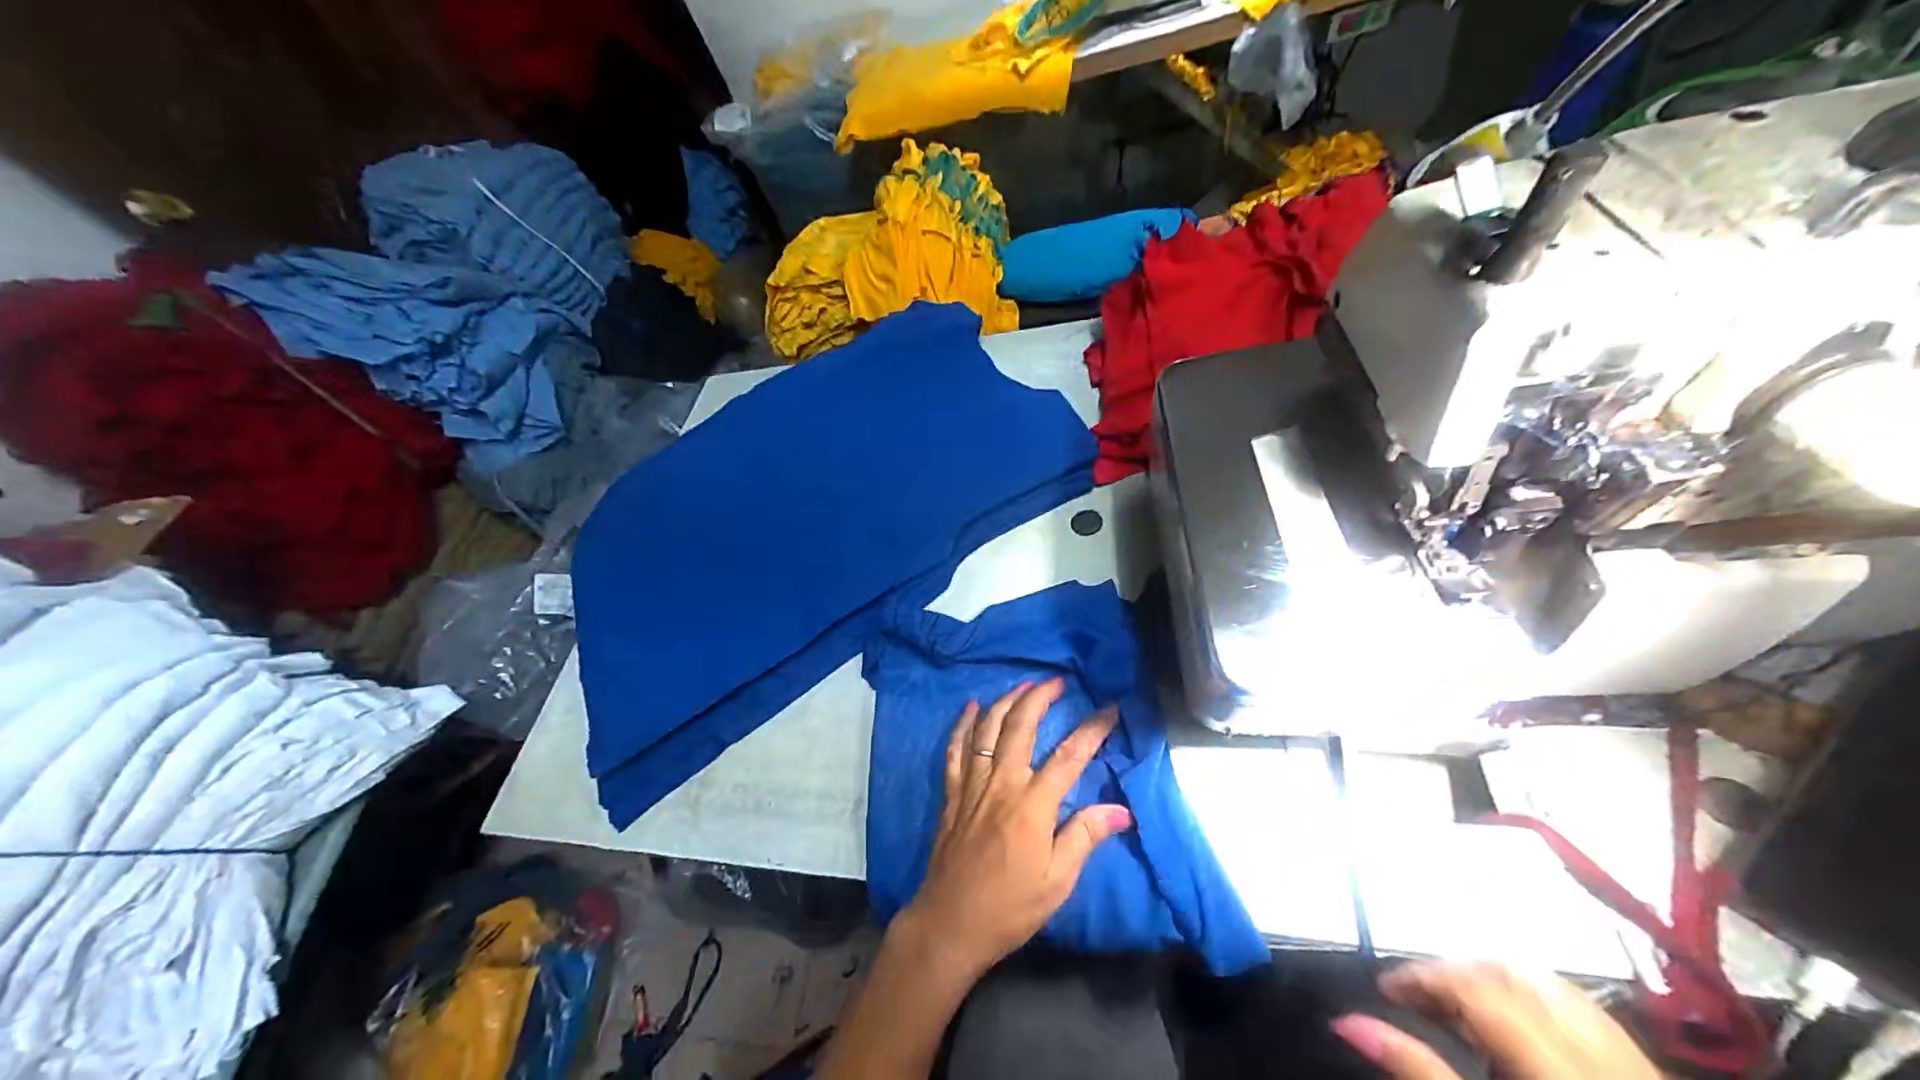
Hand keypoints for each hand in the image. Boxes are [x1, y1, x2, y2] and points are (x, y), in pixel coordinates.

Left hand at [897, 679, 1131, 980]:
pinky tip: (971, 707)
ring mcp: (972, 786)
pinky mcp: (952, 794)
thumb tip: (1119, 809)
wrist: (950, 923)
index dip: (1092, 729)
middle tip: (1057, 681)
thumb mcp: (1057, 882)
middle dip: (1040, 698)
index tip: (1110, 709)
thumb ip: (1084, 838)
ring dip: (1005, 702)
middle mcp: (1001, 785)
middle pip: (1021, 728)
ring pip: (987, 730)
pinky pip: (955, 750)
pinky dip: (963, 725)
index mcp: (1032, 806)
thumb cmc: (1010, 907)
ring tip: (1023, 685)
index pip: (1069, 756)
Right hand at [1331, 961, 1660, 1079]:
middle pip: (1513, 975)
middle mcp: (1598, 1054)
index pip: (1476, 987)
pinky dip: (1534, 1002)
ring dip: (1493, 981)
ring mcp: (1632, 1065)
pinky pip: (1584, 1013)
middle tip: (1415, 994)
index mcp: (1556, 1068)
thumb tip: (1348, 1024)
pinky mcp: (1643, 1077)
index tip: (1386, 989)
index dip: (1423, 976)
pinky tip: (1511, 1025)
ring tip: (1456, 1004)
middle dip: (1455, 972)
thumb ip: (1416, 1070)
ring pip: (1551, 986)